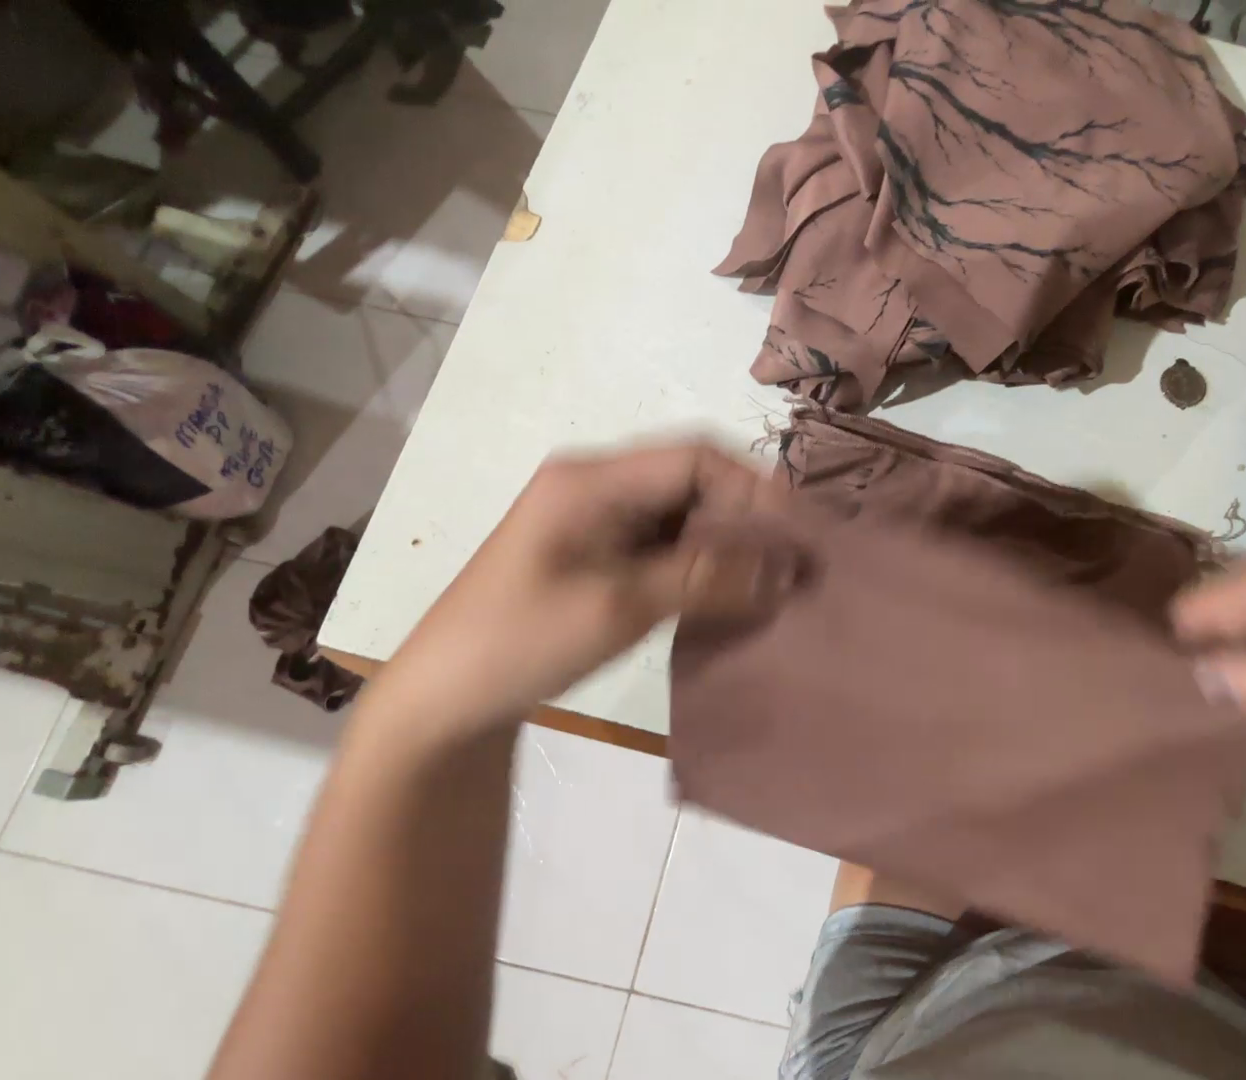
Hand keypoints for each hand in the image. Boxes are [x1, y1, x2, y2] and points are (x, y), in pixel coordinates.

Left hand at [375, 442, 768, 730]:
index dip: (754, 487)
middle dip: (747, 515)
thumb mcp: (620, 606)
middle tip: (794, 558)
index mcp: (590, 480)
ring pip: (683, 513)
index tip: (800, 531)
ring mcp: (595, 520)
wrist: (445, 699)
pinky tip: (729, 591)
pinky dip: (702, 562)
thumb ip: (707, 579)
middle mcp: (596, 485)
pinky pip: (666, 543)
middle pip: (692, 480)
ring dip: (728, 541)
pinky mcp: (597, 553)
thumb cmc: (521, 641)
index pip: (694, 458)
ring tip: (772, 577)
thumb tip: (787, 566)